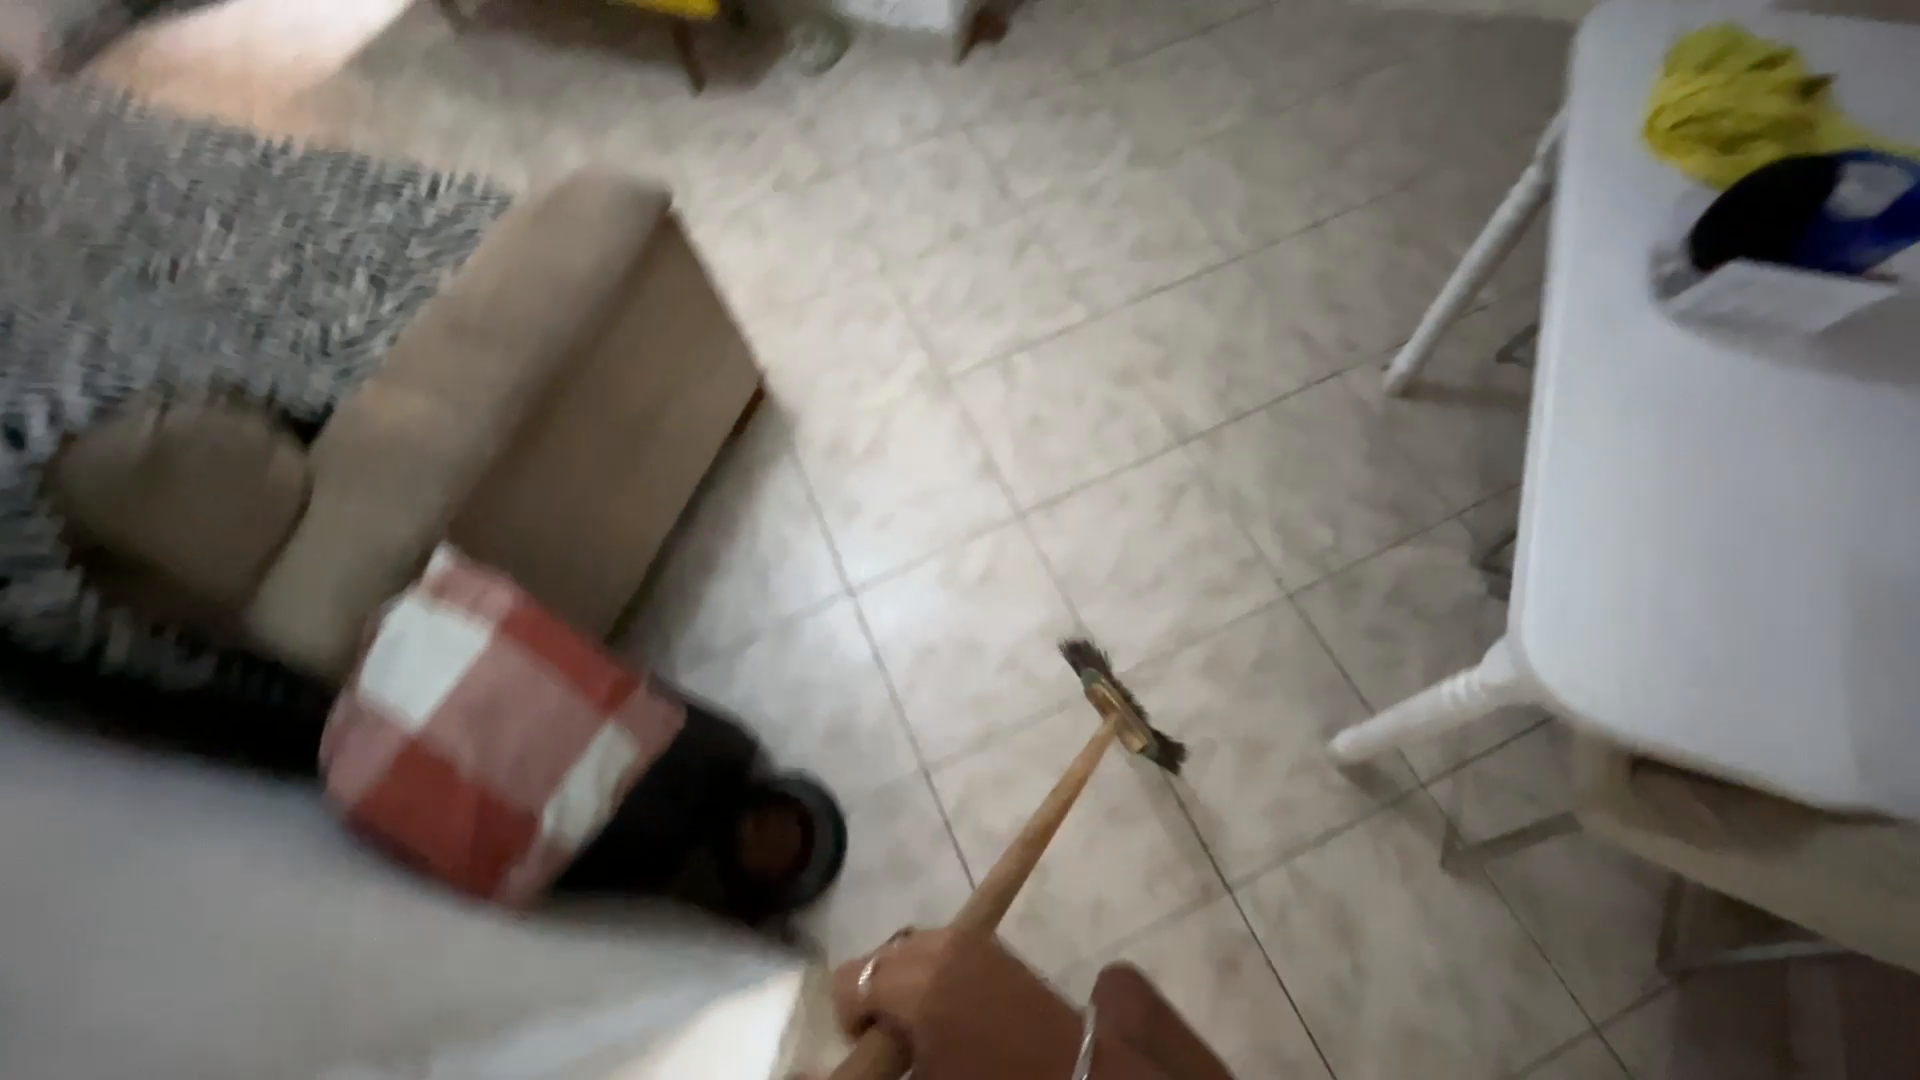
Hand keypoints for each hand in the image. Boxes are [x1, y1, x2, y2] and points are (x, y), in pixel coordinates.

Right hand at [825, 927, 1082, 1079]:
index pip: (850, 979)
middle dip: (875, 993)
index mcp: (918, 986)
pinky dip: (931, 968)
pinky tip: (948, 1008)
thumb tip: (826, 1063)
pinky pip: (942, 945)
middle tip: (893, 1041)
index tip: (867, 1049)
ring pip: (911, 946)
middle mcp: (940, 949)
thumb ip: (877, 1068)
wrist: (1074, 1074)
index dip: (849, 1016)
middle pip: (880, 957)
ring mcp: (970, 941)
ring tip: (922, 1023)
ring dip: (903, 977)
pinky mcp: (993, 946)